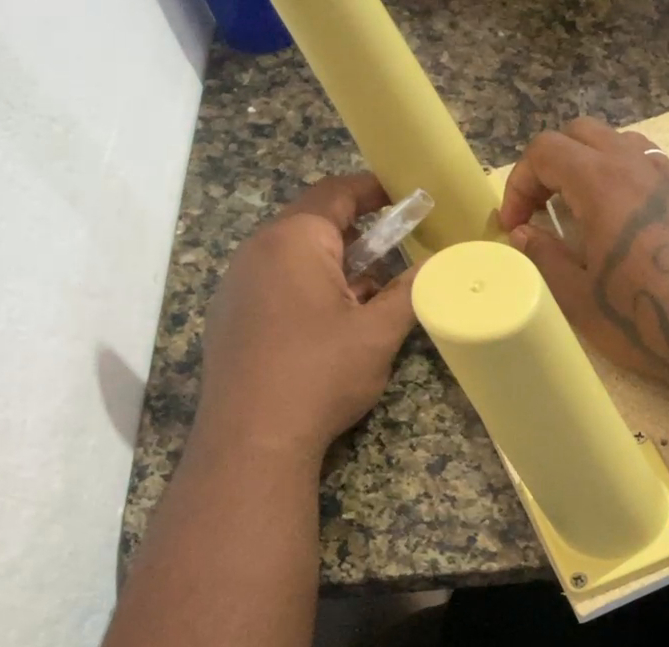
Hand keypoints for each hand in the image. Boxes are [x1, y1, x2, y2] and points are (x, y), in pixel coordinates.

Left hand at [197, 174, 417, 462]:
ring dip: (335, 270)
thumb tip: (438, 266)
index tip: (405, 196)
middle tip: (397, 257)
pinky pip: (277, 288)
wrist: (254, 435)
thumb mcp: (377, 334)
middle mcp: (258, 250)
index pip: (336, 193)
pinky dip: (310, 293)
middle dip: (358, 238)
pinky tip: (331, 330)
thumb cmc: (320, 373)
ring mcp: (238, 285)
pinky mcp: (231, 318)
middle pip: (313, 225)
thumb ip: (410, 293)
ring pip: (295, 260)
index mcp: (294, 239)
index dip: (373, 190)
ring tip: (371, 300)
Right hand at [499, 117, 668, 388]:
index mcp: (603, 183)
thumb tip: (523, 234)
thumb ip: (545, 257)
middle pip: (582, 134)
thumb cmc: (644, 322)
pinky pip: (650, 167)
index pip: (546, 151)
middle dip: (551, 165)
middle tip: (542, 211)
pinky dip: (624, 179)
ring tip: (581, 212)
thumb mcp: (580, 298)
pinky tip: (623, 224)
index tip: (514, 224)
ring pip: (620, 144)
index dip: (519, 183)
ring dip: (589, 166)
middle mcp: (639, 165)